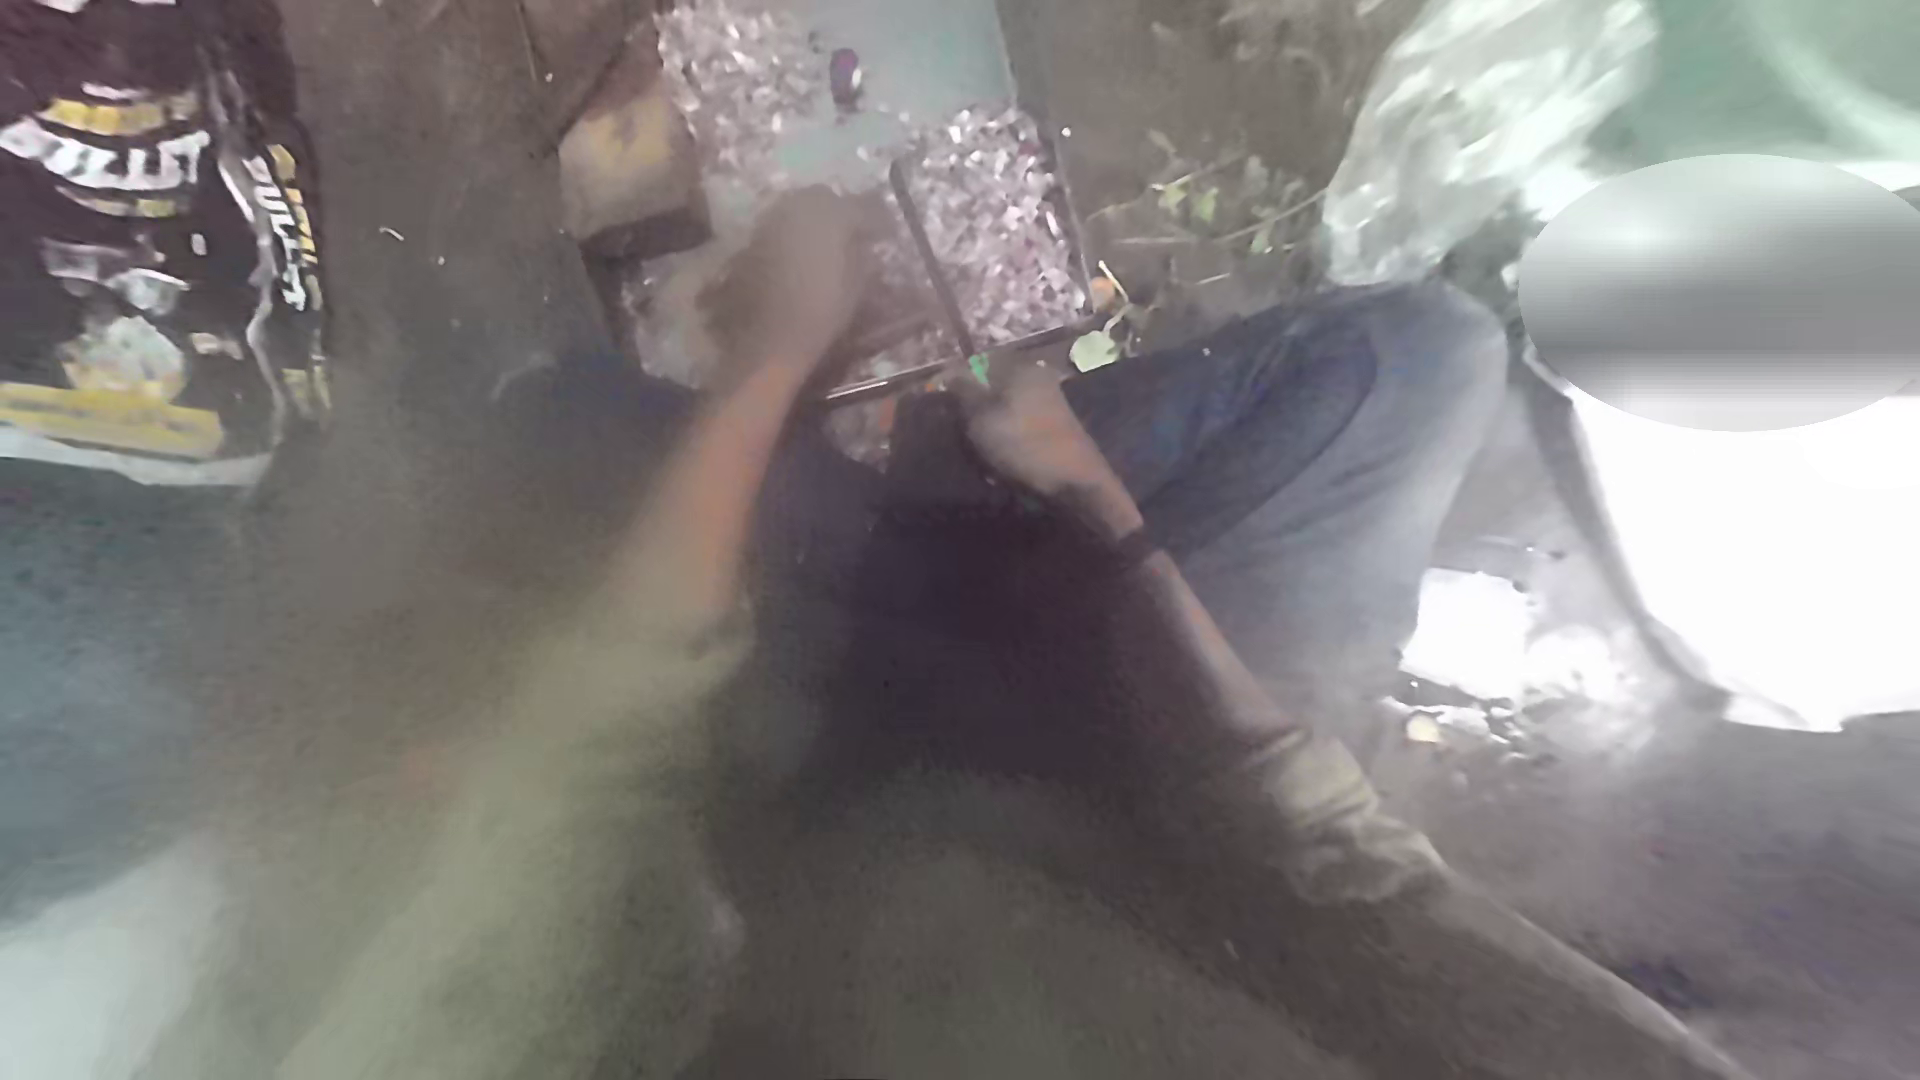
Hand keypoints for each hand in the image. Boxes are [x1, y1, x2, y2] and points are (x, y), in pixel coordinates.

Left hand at [707, 187, 873, 373]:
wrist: (768, 336)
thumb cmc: (821, 314)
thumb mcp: (855, 289)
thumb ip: (863, 259)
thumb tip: (866, 245)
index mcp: (832, 215)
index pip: (864, 206)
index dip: (879, 220)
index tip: (887, 233)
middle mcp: (799, 206)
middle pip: (826, 198)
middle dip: (842, 212)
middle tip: (854, 234)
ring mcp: (773, 219)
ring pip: (800, 208)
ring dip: (816, 222)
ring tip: (828, 245)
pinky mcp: (754, 237)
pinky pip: (783, 226)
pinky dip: (796, 235)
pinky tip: (803, 256)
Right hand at [960, 362, 1143, 537]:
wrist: (1074, 481)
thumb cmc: (1023, 444)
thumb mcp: (981, 418)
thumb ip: (962, 391)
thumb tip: (949, 372)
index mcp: (1019, 365)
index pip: (977, 362)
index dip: (957, 382)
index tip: (946, 407)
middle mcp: (1036, 375)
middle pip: (991, 387)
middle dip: (975, 410)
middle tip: (966, 435)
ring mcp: (1048, 399)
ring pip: (1003, 409)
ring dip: (990, 431)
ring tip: (985, 455)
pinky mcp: (1054, 424)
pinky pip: (1019, 426)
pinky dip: (1008, 441)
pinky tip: (1004, 462)